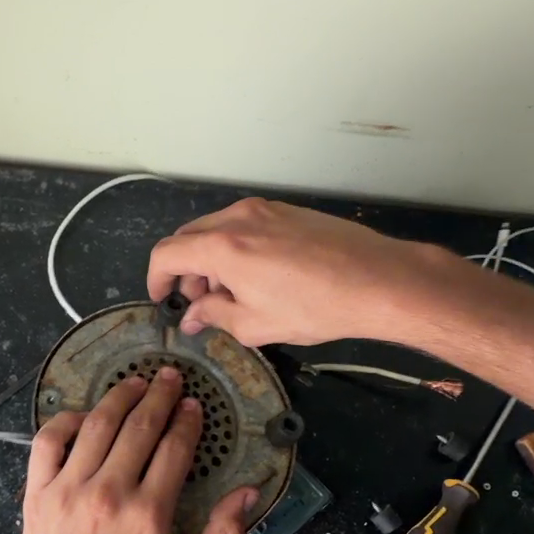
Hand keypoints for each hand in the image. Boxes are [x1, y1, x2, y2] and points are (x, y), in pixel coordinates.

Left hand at [10, 367, 259, 533]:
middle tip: (171, 377)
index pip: (174, 449)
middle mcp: (109, 493)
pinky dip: (68, 419)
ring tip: (136, 382)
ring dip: (120, 396)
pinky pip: (49, 440)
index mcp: (149, 515)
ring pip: (98, 424)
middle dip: (160, 395)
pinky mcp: (37, 492)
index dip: (187, 421)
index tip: (195, 405)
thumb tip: (249, 491)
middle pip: (139, 426)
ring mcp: (67, 489)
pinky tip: (86, 414)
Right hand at [146, 197, 462, 346]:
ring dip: (209, 260)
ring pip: (216, 229)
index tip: (162, 299)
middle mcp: (238, 217)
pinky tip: (256, 276)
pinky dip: (233, 248)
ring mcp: (264, 209)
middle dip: (184, 270)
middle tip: (198, 302)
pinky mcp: (286, 210)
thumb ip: (214, 315)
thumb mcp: (255, 324)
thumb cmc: (314, 307)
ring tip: (230, 293)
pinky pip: (242, 225)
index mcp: (223, 246)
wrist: (378, 280)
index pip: (167, 253)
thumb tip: (192, 317)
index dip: (155, 278)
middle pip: (189, 237)